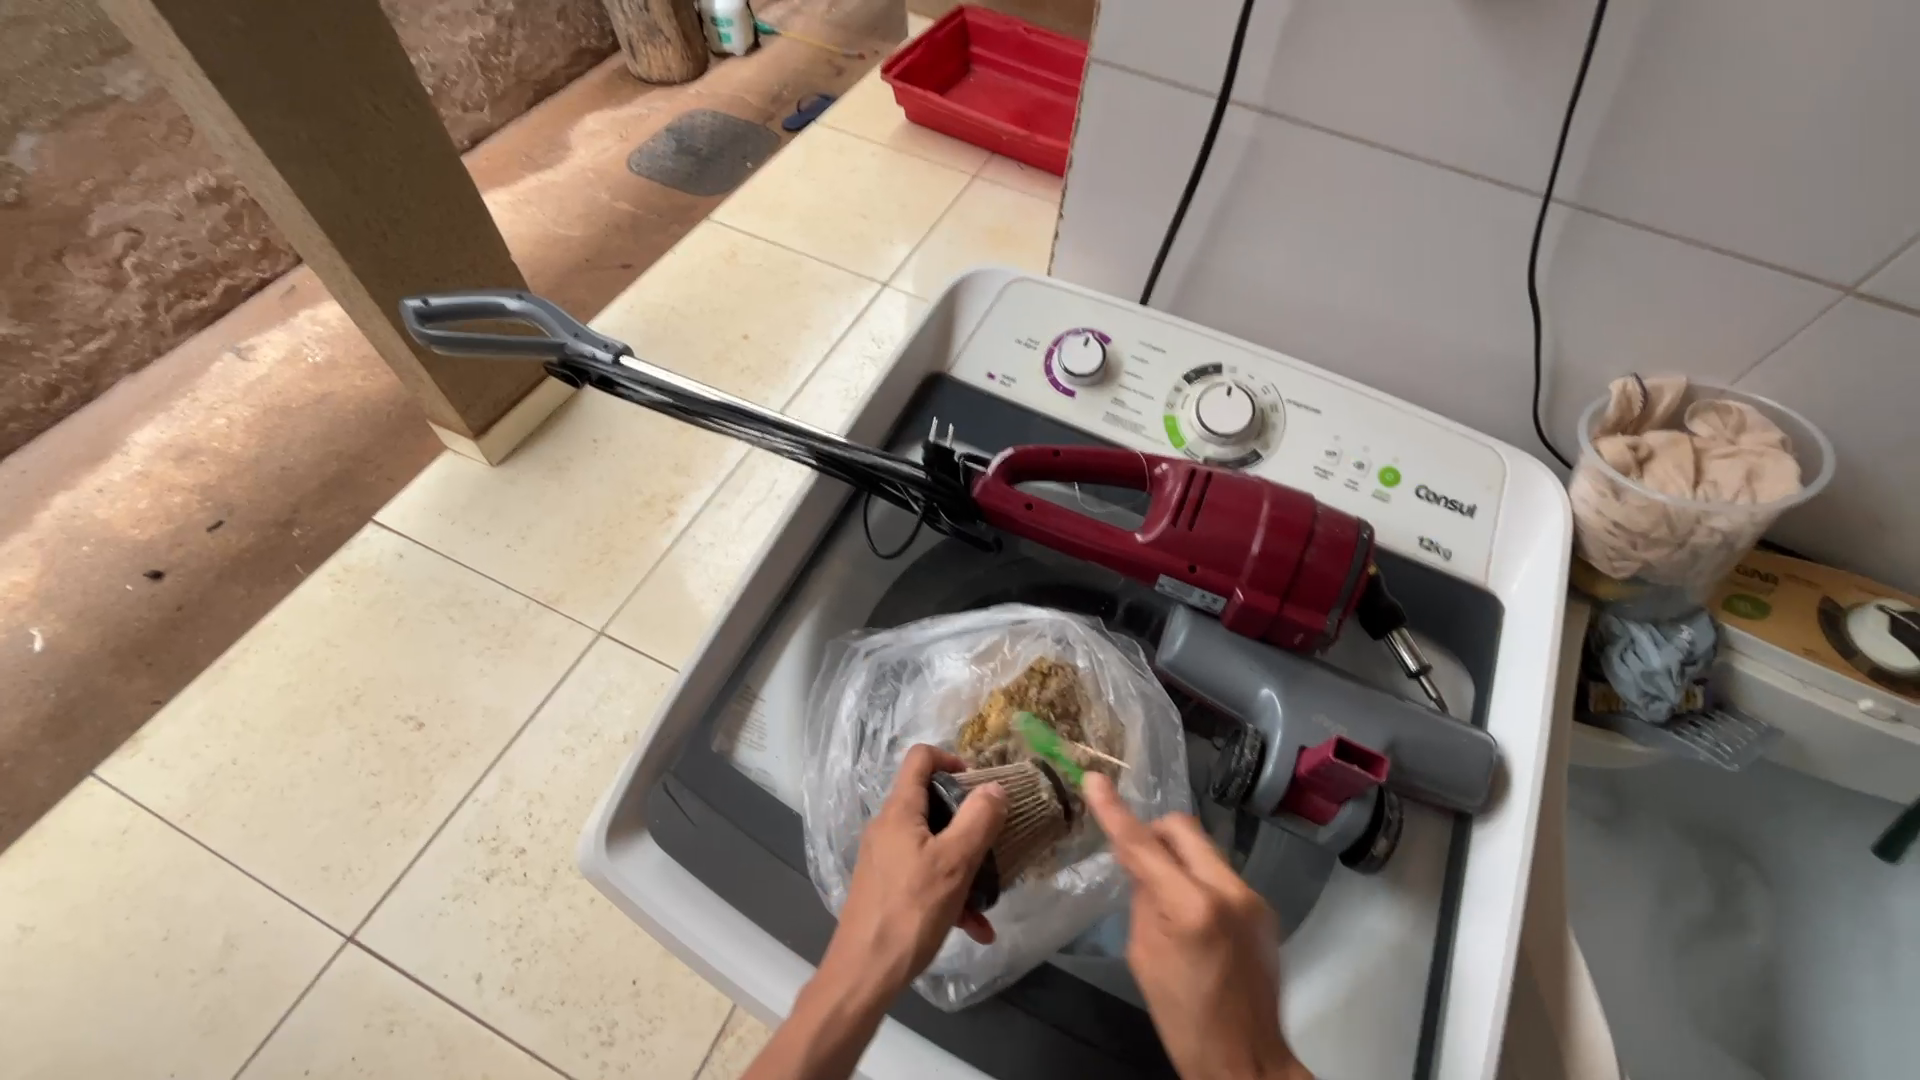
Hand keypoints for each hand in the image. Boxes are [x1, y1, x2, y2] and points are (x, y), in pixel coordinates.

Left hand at [819, 744, 1008, 1004]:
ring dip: (963, 866)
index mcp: (899, 811)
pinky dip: (949, 893)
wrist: (863, 975)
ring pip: (932, 845)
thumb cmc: (910, 911)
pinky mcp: (885, 887)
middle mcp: (887, 827)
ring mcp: (883, 858)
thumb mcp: (955, 862)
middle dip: (966, 822)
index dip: (951, 759)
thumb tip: (994, 787)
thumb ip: (978, 819)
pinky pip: (923, 876)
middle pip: (930, 802)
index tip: (979, 785)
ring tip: (987, 898)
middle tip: (992, 841)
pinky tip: (973, 928)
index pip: (920, 758)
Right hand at [1084, 774, 1309, 1079]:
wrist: (1245, 1061)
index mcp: (1193, 907)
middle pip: (1183, 828)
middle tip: (1135, 859)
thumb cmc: (1181, 1016)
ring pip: (1203, 848)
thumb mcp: (1143, 953)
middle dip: (1154, 833)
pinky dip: (1197, 879)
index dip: (1114, 812)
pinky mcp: (1262, 908)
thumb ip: (1142, 896)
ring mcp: (1252, 897)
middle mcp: (1229, 891)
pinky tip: (1191, 917)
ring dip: (1177, 858)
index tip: (1094, 781)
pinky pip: (1219, 874)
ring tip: (1165, 899)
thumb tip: (1139, 861)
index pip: (1144, 845)